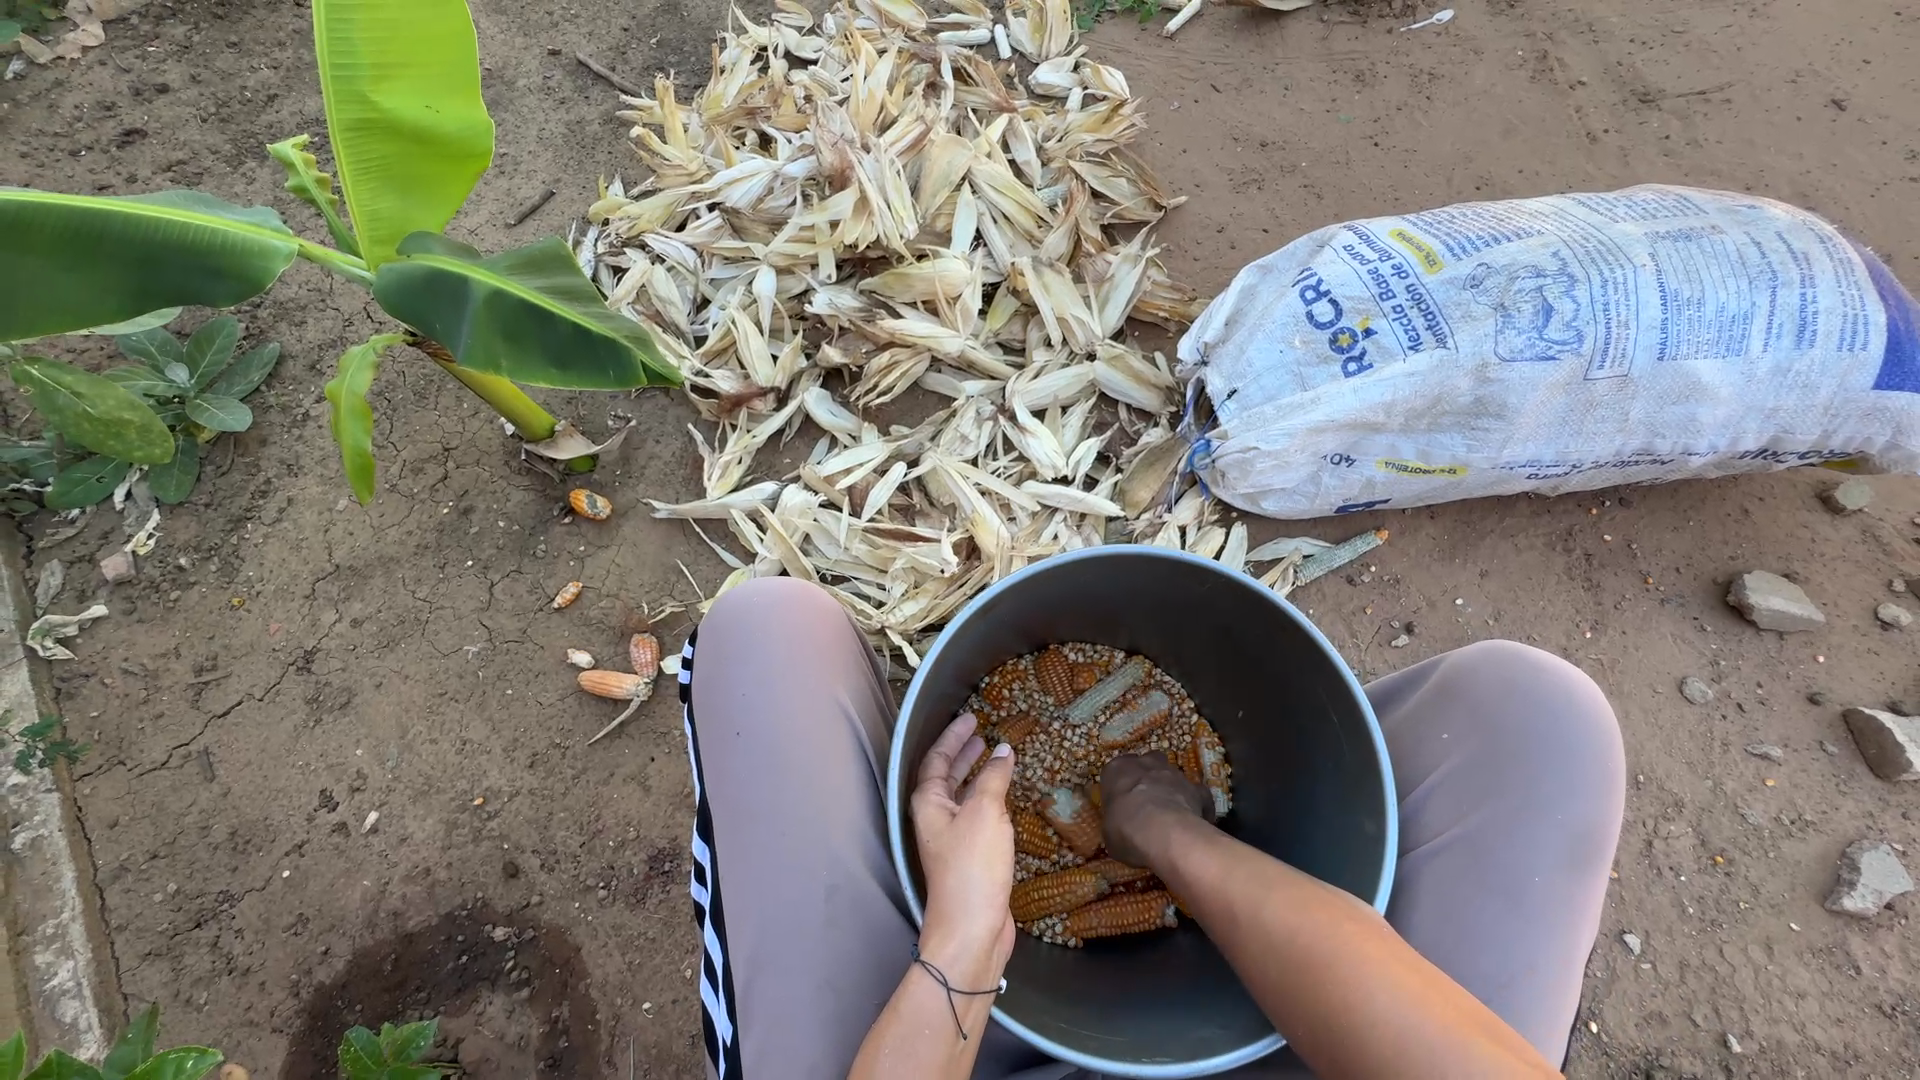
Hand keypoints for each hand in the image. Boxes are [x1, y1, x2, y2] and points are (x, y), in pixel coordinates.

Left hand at [911, 713, 1016, 972]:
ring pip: (960, 796)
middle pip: (945, 775)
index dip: (953, 737)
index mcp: (928, 802)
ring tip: (993, 757)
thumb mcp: (985, 812)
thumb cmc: (972, 865)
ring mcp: (950, 838)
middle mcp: (934, 817)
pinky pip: (975, 815)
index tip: (971, 718)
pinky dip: (987, 799)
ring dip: (975, 775)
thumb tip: (1003, 751)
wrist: (971, 929)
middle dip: (962, 753)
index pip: (936, 758)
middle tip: (981, 734)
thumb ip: (994, 778)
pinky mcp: (968, 857)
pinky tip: (1003, 798)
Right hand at [1099, 752, 1214, 868]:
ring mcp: (1173, 774)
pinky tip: (1194, 820)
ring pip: (1172, 774)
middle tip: (1145, 800)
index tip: (1120, 803)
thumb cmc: (1125, 829)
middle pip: (1147, 762)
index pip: (1115, 770)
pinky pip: (1197, 794)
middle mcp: (1145, 764)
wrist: (1162, 832)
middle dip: (1147, 777)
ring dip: (1171, 788)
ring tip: (1169, 813)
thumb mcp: (1107, 831)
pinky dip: (1197, 804)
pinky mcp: (1197, 789)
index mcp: (1117, 770)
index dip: (1119, 786)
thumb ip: (1114, 822)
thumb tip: (1120, 830)